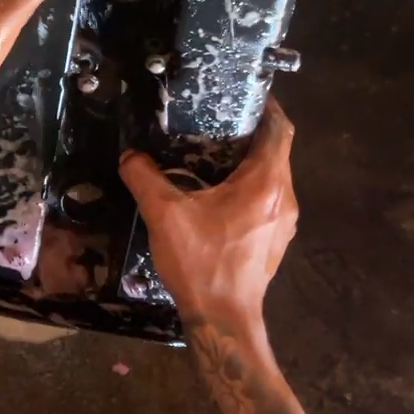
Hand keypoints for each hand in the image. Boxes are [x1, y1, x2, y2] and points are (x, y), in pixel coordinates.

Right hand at [119, 101, 296, 328]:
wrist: (224, 321)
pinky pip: (267, 196)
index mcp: (264, 185)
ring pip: (272, 175)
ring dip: (248, 159)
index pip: (280, 131)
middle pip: (276, 151)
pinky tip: (215, 191)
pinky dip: (248, 183)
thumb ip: (143, 177)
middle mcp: (283, 199)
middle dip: (249, 131)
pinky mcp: (275, 239)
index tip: (245, 92)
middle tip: (214, 118)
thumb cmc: (201, 262)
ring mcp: (283, 222)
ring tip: (211, 151)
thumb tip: (129, 155)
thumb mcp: (164, 214)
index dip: (268, 107)